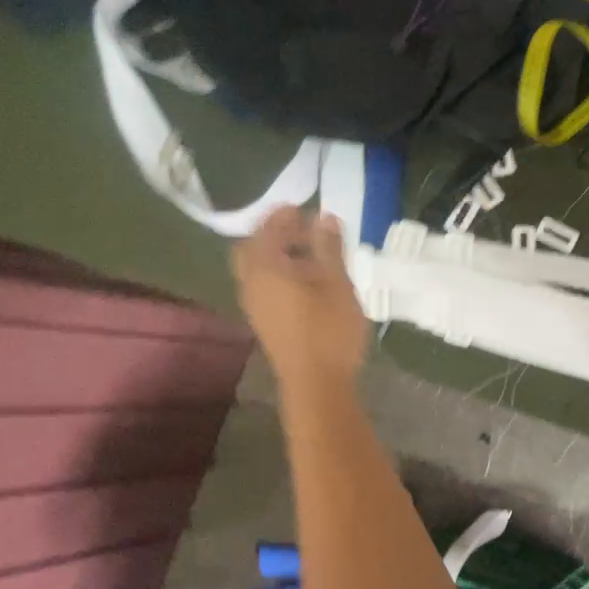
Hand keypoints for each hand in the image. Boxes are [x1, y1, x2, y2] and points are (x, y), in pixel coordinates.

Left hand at [230, 206, 367, 389]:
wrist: (316, 380)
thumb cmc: (330, 328)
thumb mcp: (337, 284)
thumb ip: (330, 248)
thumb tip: (325, 217)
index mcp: (265, 267)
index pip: (268, 230)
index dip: (283, 216)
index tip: (302, 207)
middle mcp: (251, 281)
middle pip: (253, 248)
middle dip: (274, 235)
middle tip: (301, 230)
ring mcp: (255, 303)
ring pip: (258, 269)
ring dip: (278, 257)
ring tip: (310, 257)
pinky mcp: (265, 320)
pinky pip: (265, 286)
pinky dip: (280, 275)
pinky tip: (305, 283)